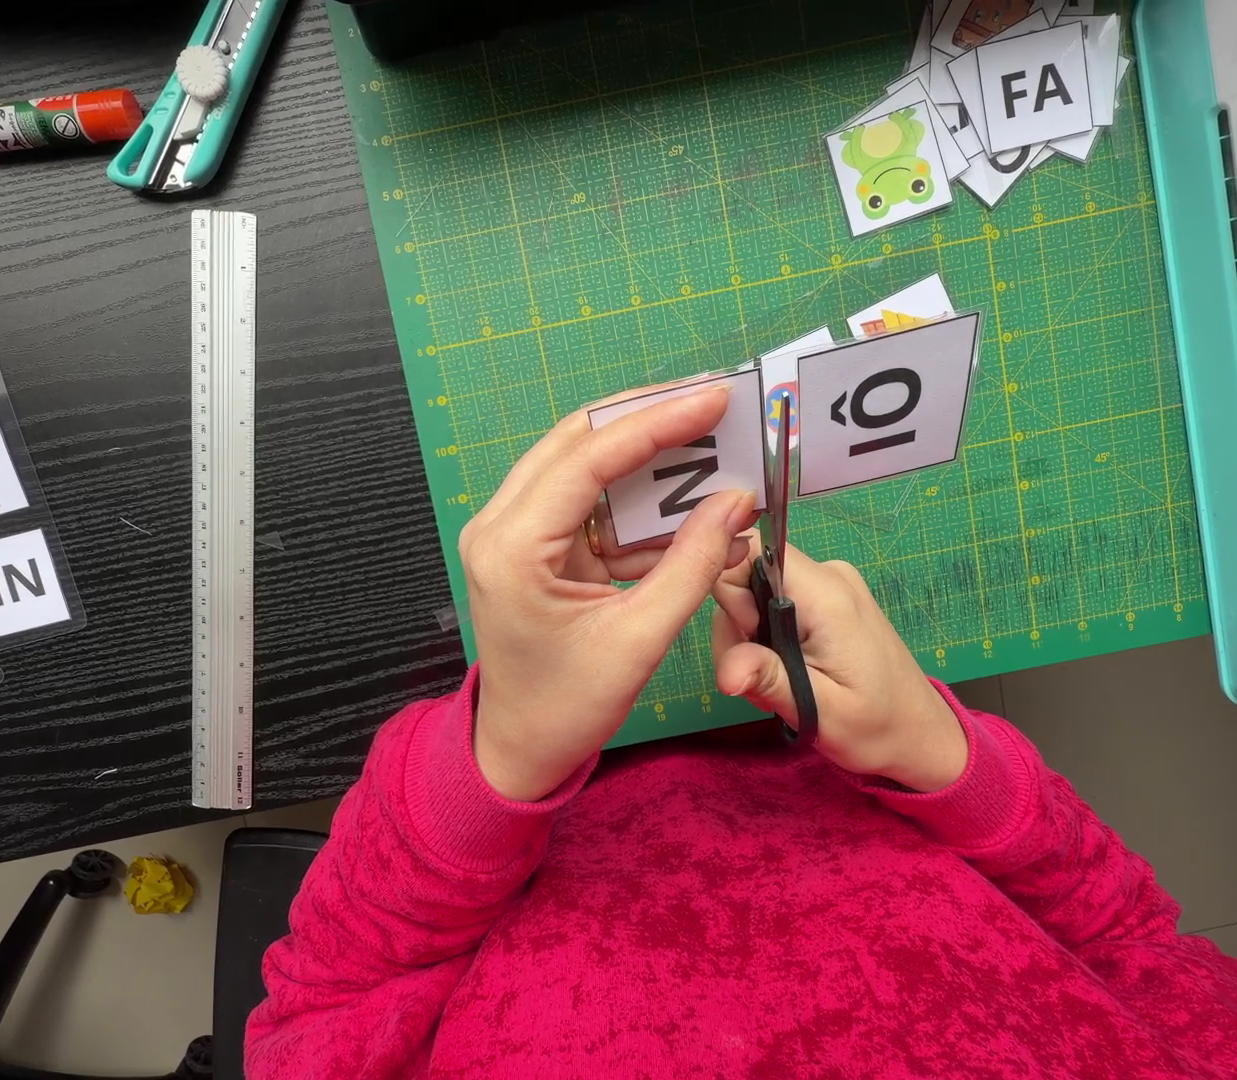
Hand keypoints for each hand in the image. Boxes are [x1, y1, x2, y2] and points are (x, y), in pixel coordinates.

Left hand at [464, 386, 758, 800]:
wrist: (520, 746)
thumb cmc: (569, 706)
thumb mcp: (640, 638)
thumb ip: (692, 564)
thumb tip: (737, 501)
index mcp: (513, 547)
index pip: (588, 458)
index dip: (657, 423)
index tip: (713, 398)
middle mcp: (499, 525)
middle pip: (575, 442)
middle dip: (645, 419)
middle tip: (709, 403)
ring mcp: (510, 532)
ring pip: (578, 464)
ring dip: (641, 455)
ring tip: (704, 442)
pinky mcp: (529, 544)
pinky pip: (584, 501)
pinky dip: (632, 501)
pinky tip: (682, 505)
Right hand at [710, 541, 967, 791]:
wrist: (920, 737)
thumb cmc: (877, 727)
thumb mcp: (819, 711)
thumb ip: (769, 680)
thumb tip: (724, 671)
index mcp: (825, 594)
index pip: (751, 550)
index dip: (729, 587)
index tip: (746, 637)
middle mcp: (825, 575)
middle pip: (745, 575)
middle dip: (739, 629)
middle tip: (763, 678)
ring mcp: (825, 584)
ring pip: (752, 593)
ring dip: (750, 640)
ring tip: (778, 683)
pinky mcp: (823, 598)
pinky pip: (771, 602)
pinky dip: (766, 638)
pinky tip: (784, 672)